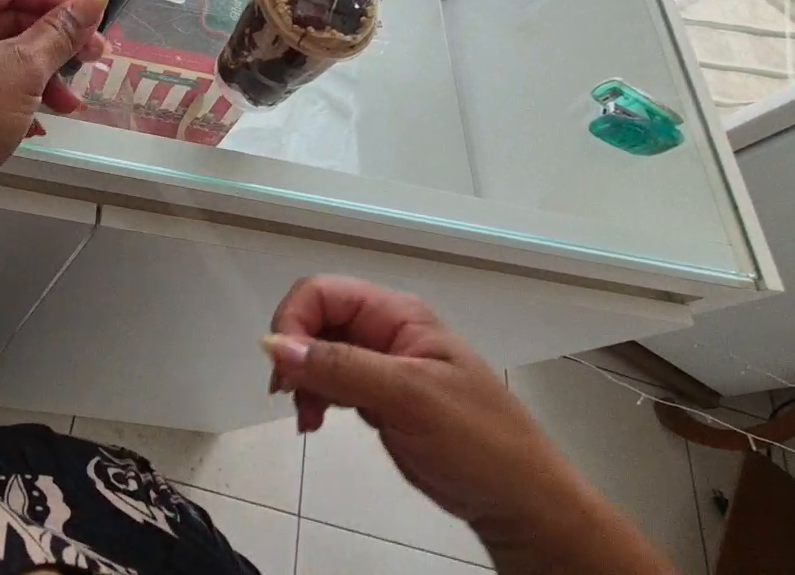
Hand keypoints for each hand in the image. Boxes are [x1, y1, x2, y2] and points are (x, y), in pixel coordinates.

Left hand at [0, 0, 107, 194]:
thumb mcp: (23, 70)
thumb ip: (62, 32)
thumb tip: (96, 0)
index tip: (93, 18)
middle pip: (7, 13)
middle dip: (54, 41)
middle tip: (94, 59)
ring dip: (40, 71)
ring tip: (70, 103)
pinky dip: (13, 87)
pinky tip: (41, 118)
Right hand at [263, 276, 674, 573]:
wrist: (521, 503)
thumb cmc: (476, 440)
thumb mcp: (408, 397)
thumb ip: (340, 367)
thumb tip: (273, 344)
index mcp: (397, 313)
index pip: (323, 292)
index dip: (293, 320)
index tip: (282, 368)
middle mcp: (386, 329)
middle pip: (316, 319)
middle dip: (294, 353)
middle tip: (289, 396)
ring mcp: (382, 363)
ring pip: (318, 351)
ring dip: (302, 379)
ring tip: (307, 419)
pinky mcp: (379, 395)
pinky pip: (331, 381)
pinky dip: (314, 397)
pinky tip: (314, 423)